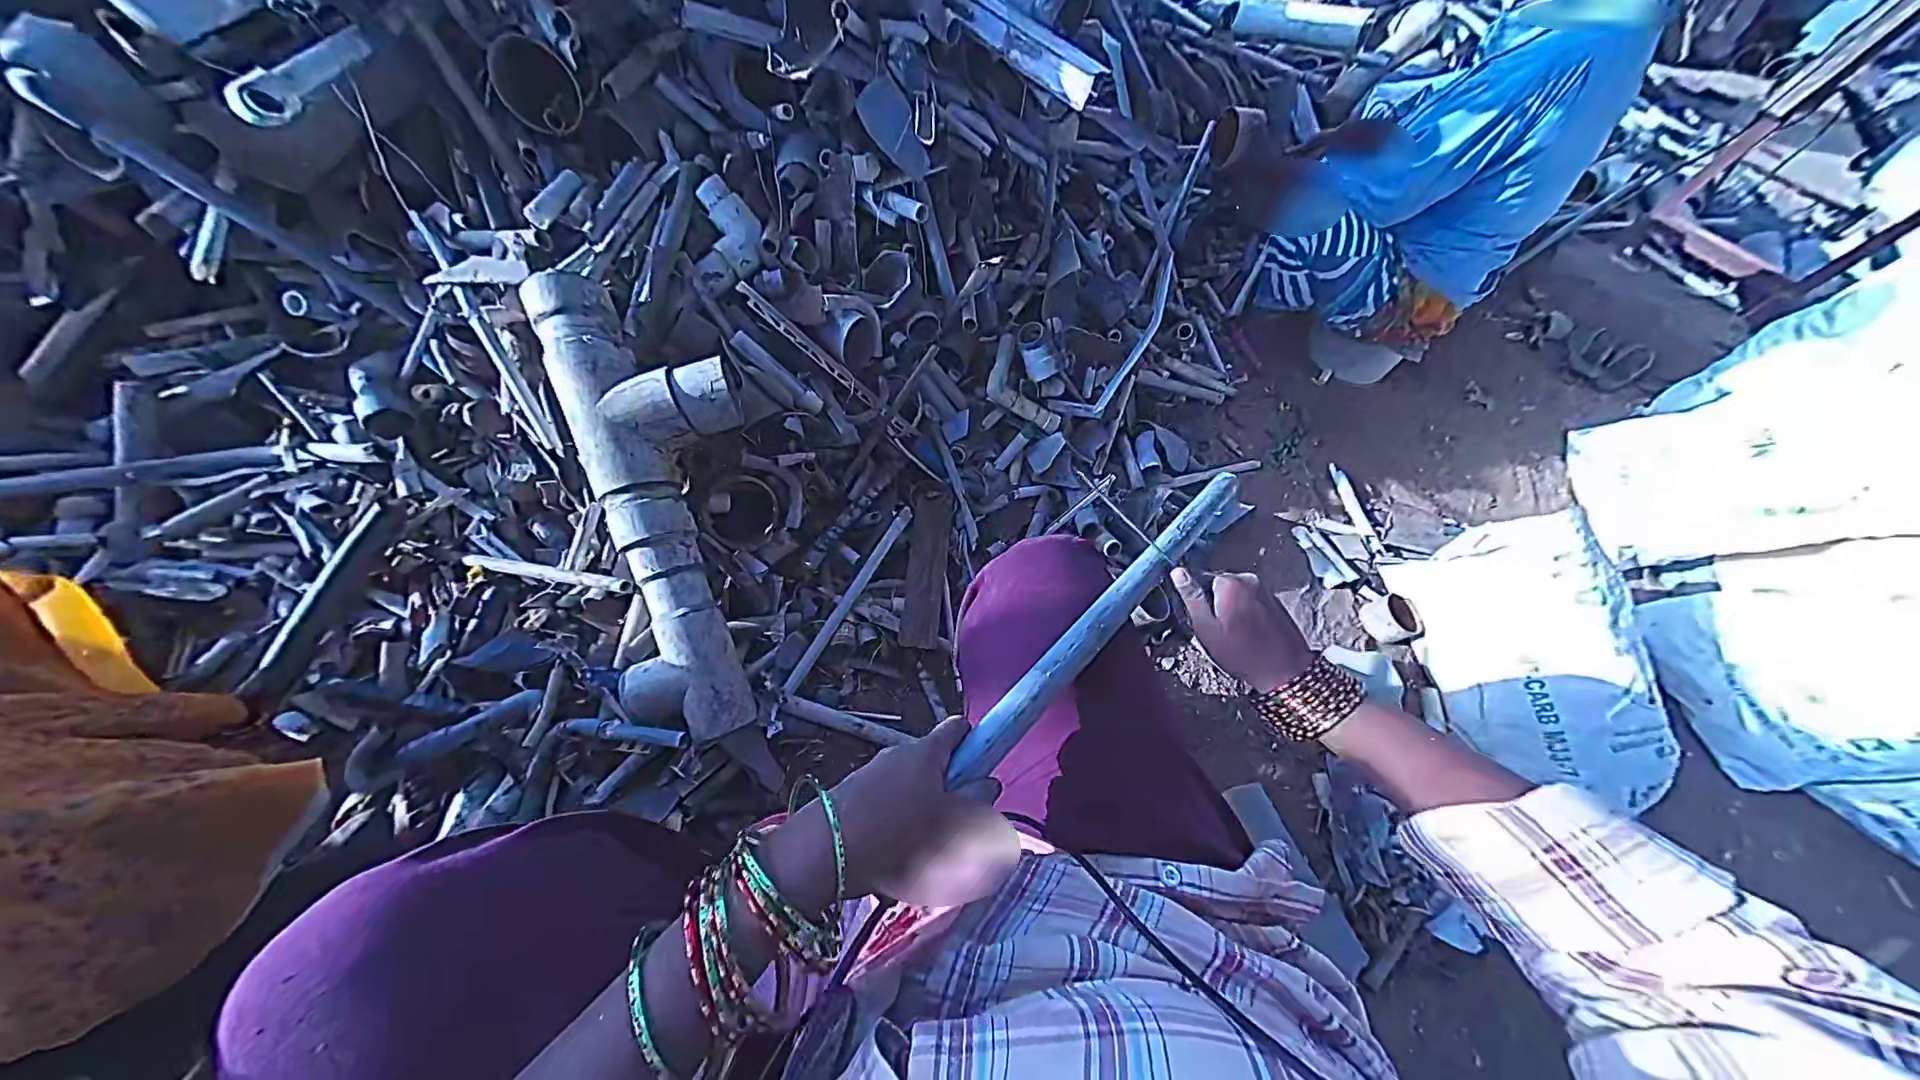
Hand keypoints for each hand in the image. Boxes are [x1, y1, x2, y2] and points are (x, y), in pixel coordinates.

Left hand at [762, 718, 1009, 906]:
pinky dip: (894, 836)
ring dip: (922, 823)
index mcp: (928, 752)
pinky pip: (886, 814)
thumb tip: (987, 783)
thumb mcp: (954, 827)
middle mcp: (899, 754)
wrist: (822, 855)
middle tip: (954, 833)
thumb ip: (979, 804)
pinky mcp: (851, 799)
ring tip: (919, 863)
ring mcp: (872, 775)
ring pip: (912, 795)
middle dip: (950, 797)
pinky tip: (889, 873)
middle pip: (937, 767)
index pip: (960, 728)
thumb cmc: (899, 838)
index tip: (980, 777)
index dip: (976, 746)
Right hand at [1171, 568, 1313, 692]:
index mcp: (1230, 583)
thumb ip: (1192, 597)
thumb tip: (1177, 573)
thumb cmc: (1241, 652)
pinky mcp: (1273, 601)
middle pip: (1217, 583)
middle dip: (1212, 601)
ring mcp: (1263, 589)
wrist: (1284, 671)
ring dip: (1228, 607)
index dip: (1195, 597)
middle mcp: (1249, 579)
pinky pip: (1248, 600)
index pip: (1199, 577)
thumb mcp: (1206, 628)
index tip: (1198, 616)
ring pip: (1233, 592)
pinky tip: (1244, 632)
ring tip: (1230, 632)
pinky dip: (1242, 611)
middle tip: (1213, 628)